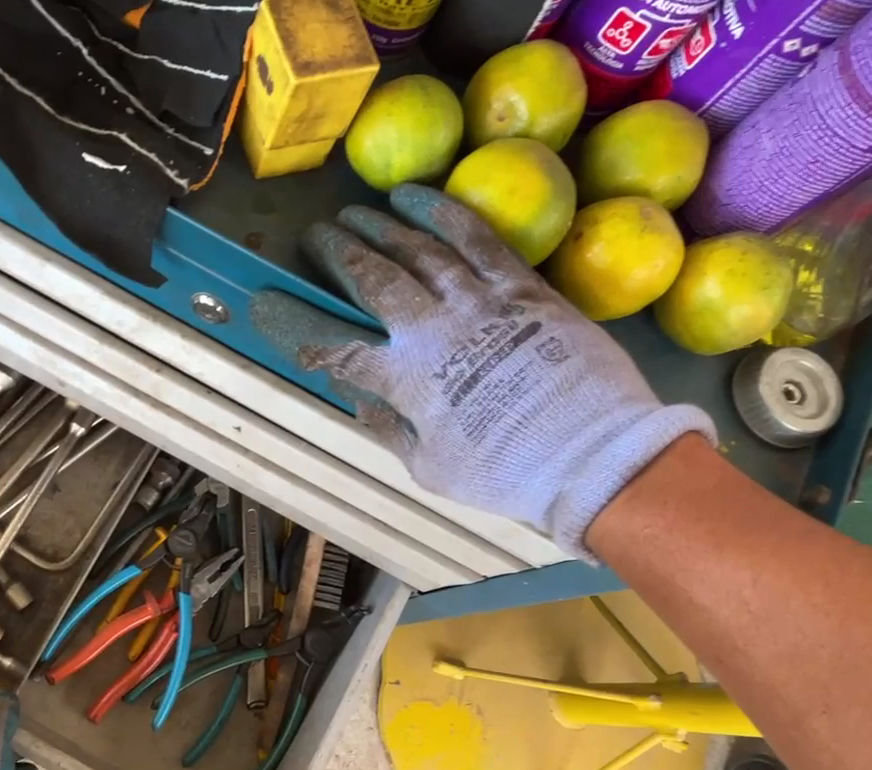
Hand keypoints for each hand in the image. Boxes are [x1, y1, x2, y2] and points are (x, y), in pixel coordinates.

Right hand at [251, 183, 713, 555]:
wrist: (592, 456)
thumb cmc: (505, 471)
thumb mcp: (430, 469)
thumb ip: (389, 429)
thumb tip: (358, 397)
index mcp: (406, 380)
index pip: (340, 351)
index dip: (304, 334)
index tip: (279, 319)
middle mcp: (434, 331)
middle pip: (374, 280)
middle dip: (338, 255)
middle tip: (317, 237)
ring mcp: (480, 302)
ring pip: (419, 250)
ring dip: (381, 227)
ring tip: (355, 213)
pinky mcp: (522, 287)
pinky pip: (478, 239)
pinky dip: (444, 213)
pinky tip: (416, 196)